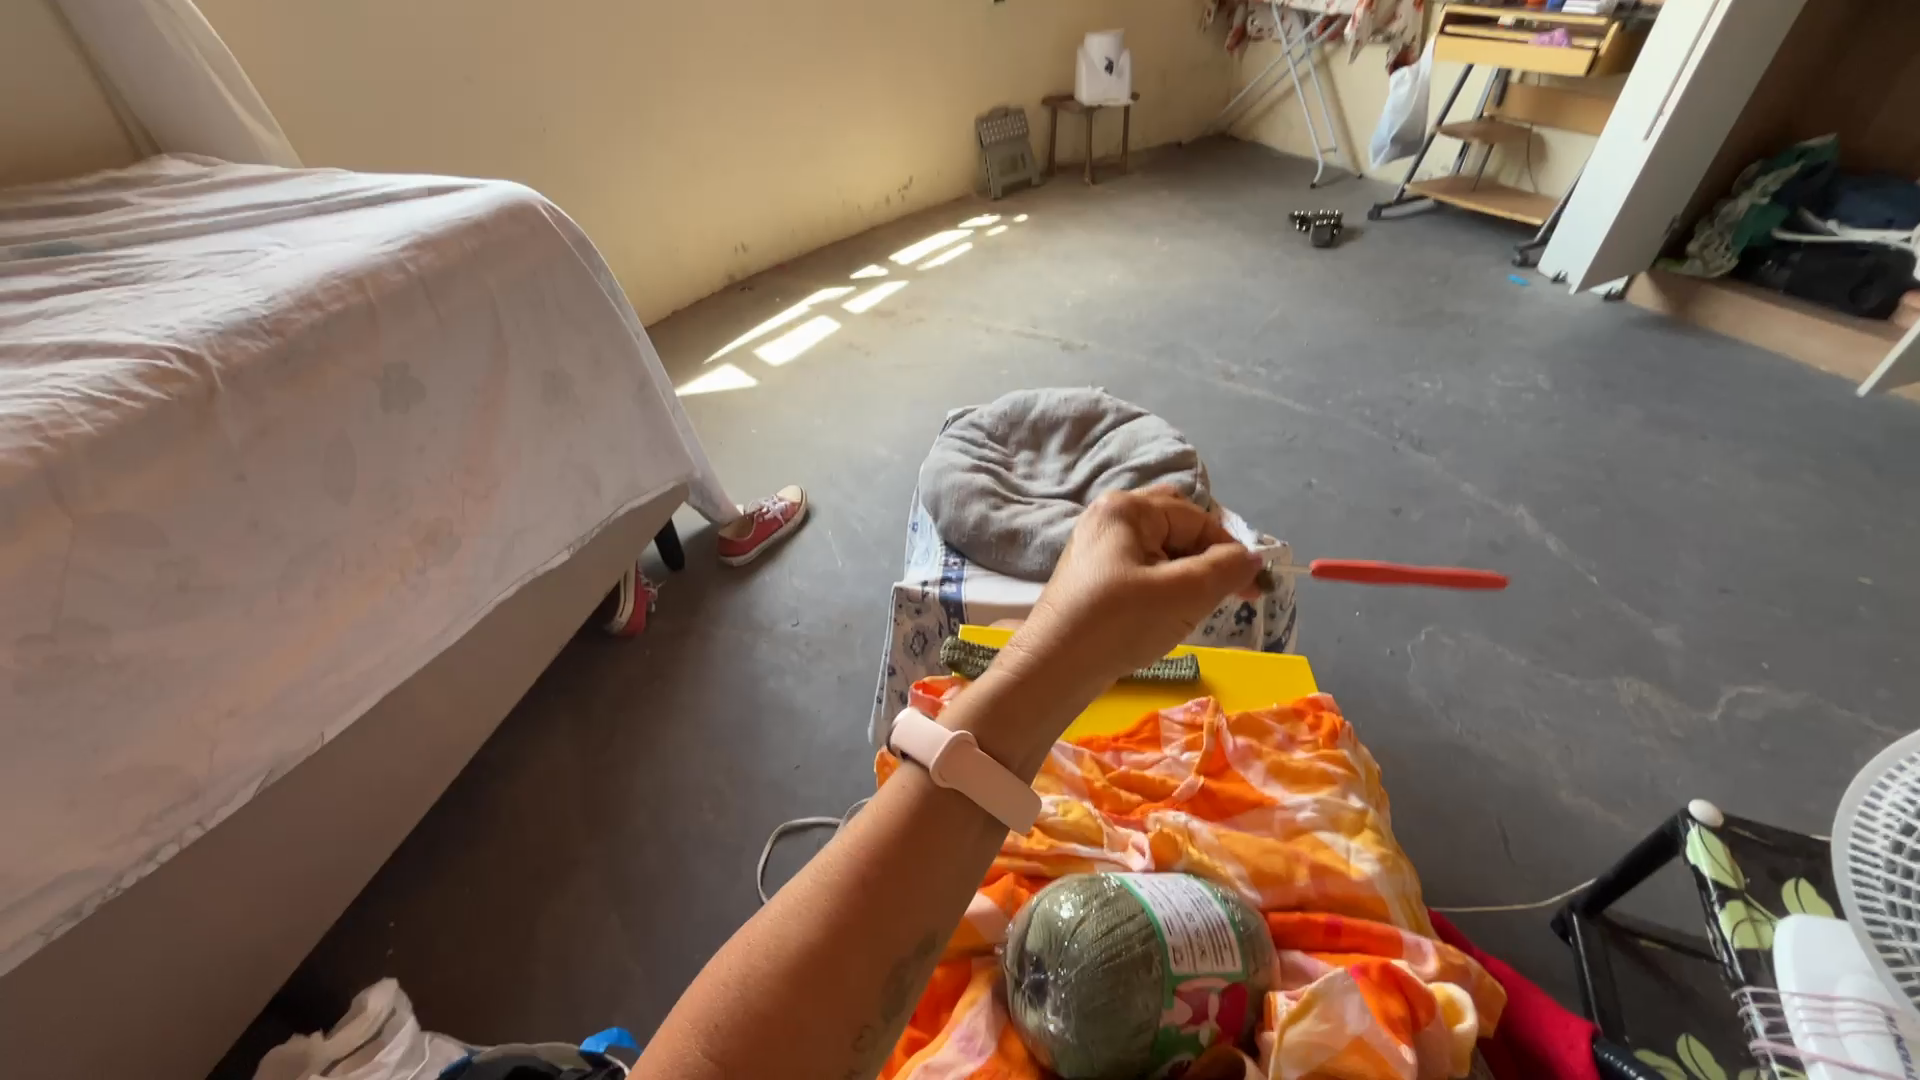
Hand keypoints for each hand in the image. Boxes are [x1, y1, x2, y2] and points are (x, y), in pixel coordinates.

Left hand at [949, 488, 1263, 772]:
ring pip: (1159, 550)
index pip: (1196, 517)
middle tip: (1225, 594)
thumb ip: (1226, 569)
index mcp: (1126, 508)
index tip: (1256, 588)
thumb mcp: (1184, 593)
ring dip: (1186, 575)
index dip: (1230, 551)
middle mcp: (1107, 517)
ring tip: (1194, 609)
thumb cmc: (1119, 622)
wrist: (1055, 667)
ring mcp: (1096, 547)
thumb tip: (1252, 558)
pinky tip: (1165, 615)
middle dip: (1206, 557)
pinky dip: (1162, 586)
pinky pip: (1140, 569)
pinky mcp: (1092, 576)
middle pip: (1176, 525)